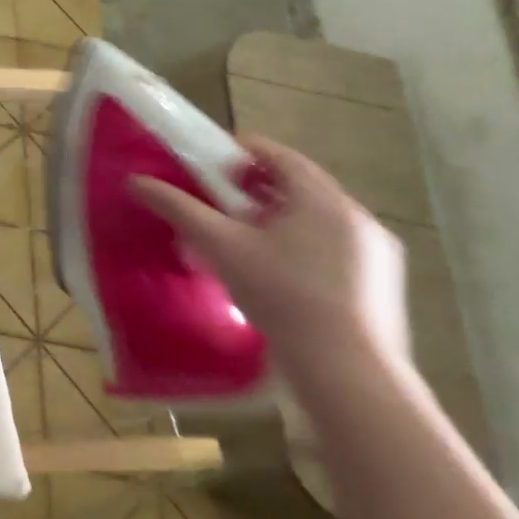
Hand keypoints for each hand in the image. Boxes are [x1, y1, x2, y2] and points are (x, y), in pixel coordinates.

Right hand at [130, 135, 408, 375]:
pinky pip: (334, 245)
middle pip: (299, 185)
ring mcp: (376, 250)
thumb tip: (136, 181)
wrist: (346, 365)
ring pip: (317, 217)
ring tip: (242, 240)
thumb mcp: (218, 246)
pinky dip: (301, 243)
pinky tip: (276, 271)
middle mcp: (356, 216)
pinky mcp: (382, 281)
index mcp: (322, 199)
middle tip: (217, 203)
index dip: (239, 152)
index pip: (279, 155)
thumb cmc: (281, 293)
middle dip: (254, 188)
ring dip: (278, 217)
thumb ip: (177, 208)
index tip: (207, 166)